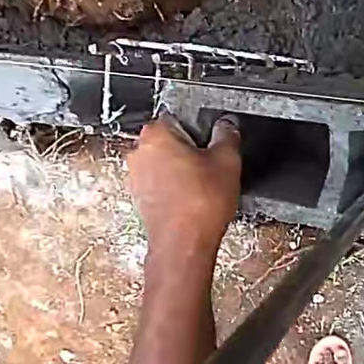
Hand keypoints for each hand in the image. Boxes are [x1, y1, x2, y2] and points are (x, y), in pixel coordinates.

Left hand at [127, 115, 241, 258]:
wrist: (184, 245)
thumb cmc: (200, 203)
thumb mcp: (228, 160)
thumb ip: (227, 135)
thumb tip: (227, 126)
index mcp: (155, 134)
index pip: (179, 118)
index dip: (200, 132)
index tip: (213, 146)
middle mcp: (139, 152)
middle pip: (170, 142)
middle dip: (190, 152)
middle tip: (212, 169)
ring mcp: (136, 178)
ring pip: (165, 165)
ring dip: (183, 172)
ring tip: (204, 189)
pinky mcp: (140, 200)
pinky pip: (161, 186)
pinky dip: (175, 190)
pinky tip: (193, 202)